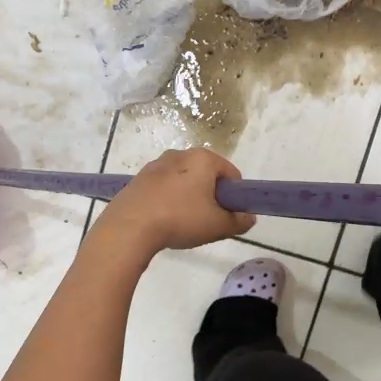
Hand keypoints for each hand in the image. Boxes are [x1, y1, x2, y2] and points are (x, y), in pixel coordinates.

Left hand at [95, 149, 255, 255]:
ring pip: (182, 180)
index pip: (230, 172)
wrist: (130, 226)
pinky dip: (168, 200)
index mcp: (202, 158)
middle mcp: (179, 154)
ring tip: (184, 222)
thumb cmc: (180, 219)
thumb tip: (249, 218)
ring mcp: (155, 165)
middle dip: (210, 194)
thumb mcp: (217, 225)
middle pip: (205, 174)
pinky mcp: (138, 179)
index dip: (235, 194)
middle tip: (208, 220)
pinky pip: (162, 188)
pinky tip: (163, 220)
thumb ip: (238, 221)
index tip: (229, 214)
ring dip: (188, 197)